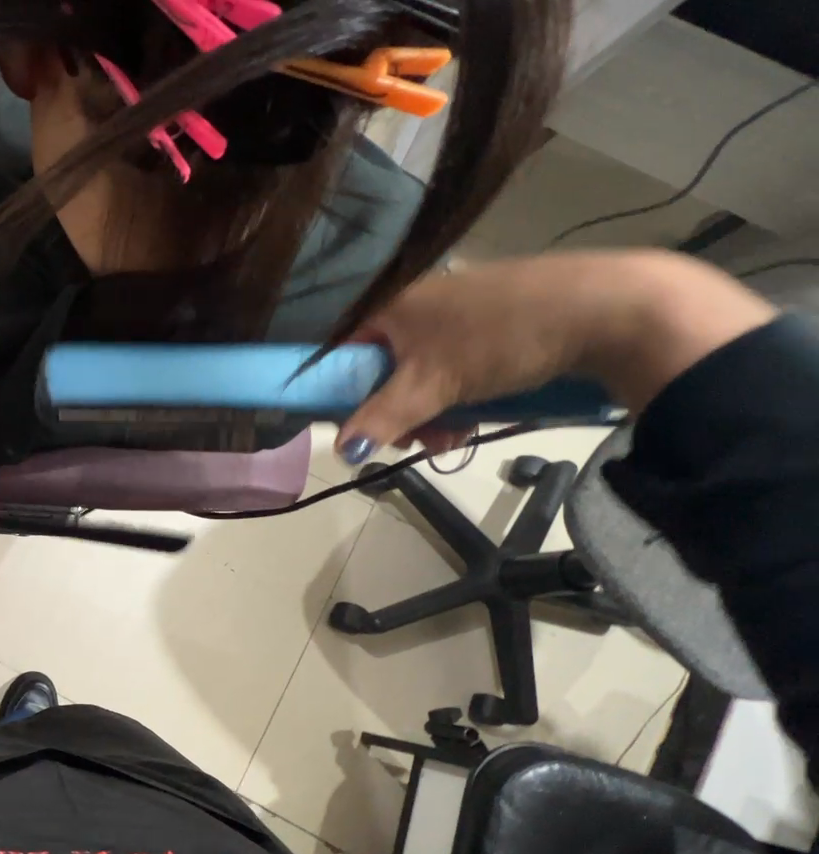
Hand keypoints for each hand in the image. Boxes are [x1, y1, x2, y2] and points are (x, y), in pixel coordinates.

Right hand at [336, 251, 777, 460]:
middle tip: (413, 440)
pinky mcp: (500, 320)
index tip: (353, 423)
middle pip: (383, 369)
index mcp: (394, 305)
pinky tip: (479, 417)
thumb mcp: (432, 385)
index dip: (337, 389)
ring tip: (454, 438)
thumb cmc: (503, 336)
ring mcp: (463, 310)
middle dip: (395, 412)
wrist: (616, 307)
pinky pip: (458, 365)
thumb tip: (342, 450)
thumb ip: (381, 418)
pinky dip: (461, 395)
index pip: (341, 349)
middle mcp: (421, 303)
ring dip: (430, 413)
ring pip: (423, 372)